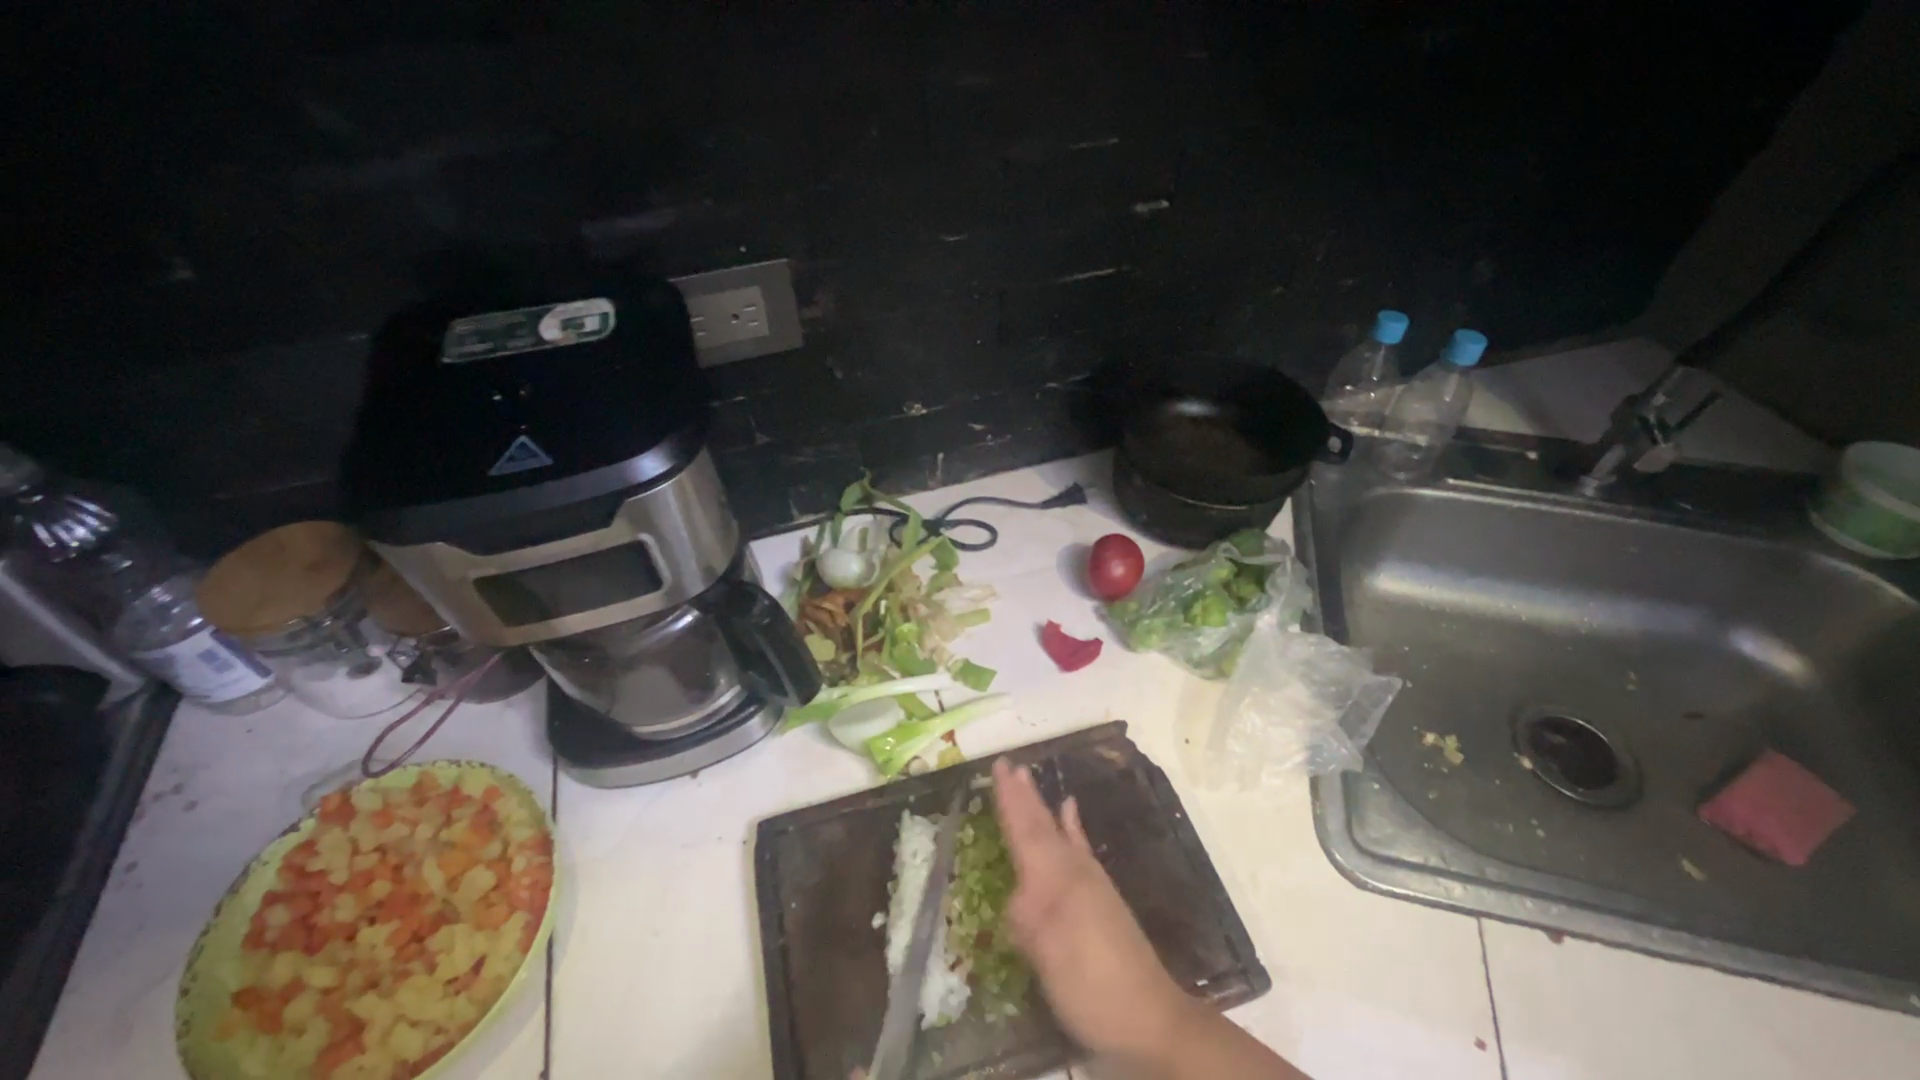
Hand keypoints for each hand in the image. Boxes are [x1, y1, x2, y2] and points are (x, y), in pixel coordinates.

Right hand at [990, 758, 1195, 1064]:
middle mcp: (1076, 874)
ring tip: (1031, 781)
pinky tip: (1070, 815)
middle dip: (1024, 797)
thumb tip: (1014, 891)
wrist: (1150, 1019)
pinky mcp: (1101, 900)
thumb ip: (1029, 919)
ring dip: (1042, 807)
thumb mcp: (1050, 960)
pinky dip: (1073, 830)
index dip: (1010, 802)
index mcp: (1058, 884)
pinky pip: (1080, 850)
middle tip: (1009, 764)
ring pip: (1059, 835)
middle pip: (1044, 828)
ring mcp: (1092, 885)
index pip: (1027, 834)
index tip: (998, 766)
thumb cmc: (1093, 990)